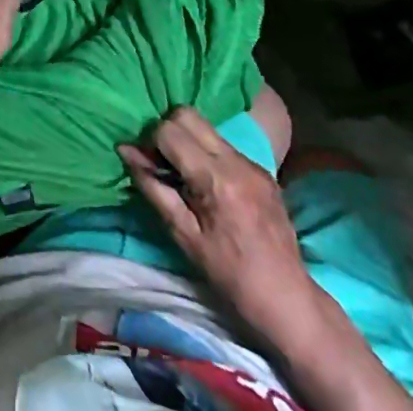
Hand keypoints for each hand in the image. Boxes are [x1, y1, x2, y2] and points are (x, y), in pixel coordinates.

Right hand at [120, 107, 317, 343]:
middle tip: (161, 165)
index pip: (170, 130)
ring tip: (182, 177)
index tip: (146, 167)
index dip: (150, 143)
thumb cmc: (228, 273)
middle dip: (167, 132)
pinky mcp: (262, 169)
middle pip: (188, 115)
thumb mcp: (183, 234)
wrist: (285, 297)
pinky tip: (206, 187)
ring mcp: (252, 162)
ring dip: (187, 142)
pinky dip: (206, 155)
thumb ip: (153, 187)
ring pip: (207, 127)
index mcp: (216, 178)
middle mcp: (237, 160)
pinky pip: (224, 146)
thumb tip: (126, 152)